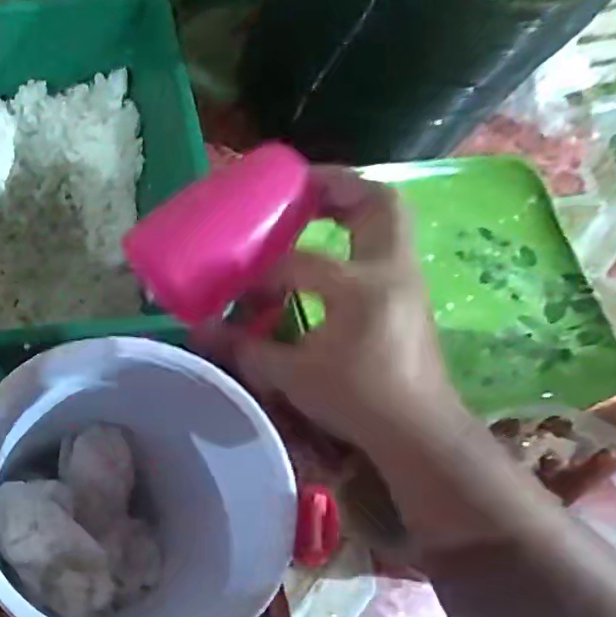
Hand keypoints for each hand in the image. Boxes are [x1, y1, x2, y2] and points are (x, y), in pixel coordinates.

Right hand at [192, 166, 471, 457]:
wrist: (416, 428)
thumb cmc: (355, 400)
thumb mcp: (290, 375)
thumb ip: (244, 347)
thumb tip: (199, 330)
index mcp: (361, 287)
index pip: (299, 262)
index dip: (259, 271)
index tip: (232, 286)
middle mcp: (391, 269)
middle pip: (374, 202)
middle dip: (333, 188)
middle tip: (293, 191)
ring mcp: (406, 278)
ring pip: (387, 218)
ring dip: (349, 207)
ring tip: (307, 214)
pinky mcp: (408, 292)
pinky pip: (382, 245)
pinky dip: (353, 236)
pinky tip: (323, 258)